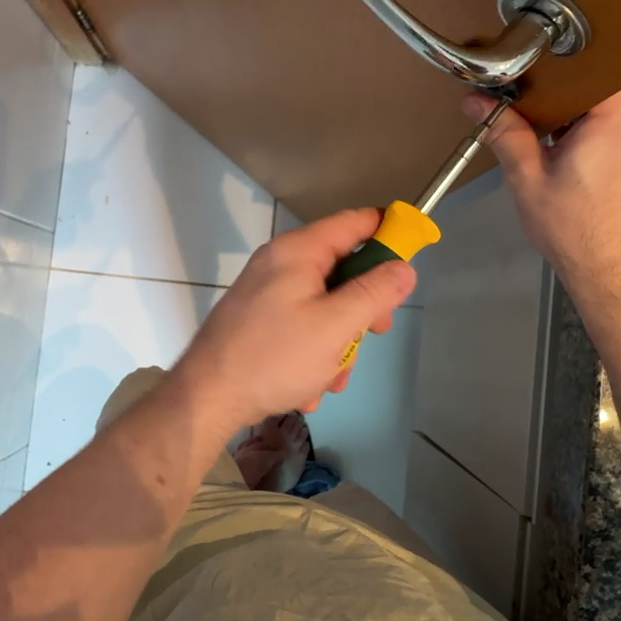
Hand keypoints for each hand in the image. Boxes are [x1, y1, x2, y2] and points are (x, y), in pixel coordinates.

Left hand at [170, 208, 416, 430]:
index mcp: (297, 252)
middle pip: (341, 270)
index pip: (354, 222)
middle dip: (362, 309)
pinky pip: (300, 330)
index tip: (414, 256)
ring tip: (327, 380)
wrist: (206, 398)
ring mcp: (265, 295)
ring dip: (336, 346)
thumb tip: (404, 267)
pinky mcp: (257, 323)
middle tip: (375, 335)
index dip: (389, 232)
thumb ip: (373, 293)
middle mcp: (279, 265)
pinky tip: (304, 389)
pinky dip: (310, 358)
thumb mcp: (335, 325)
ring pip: (324, 309)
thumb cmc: (273, 357)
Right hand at [463, 76, 620, 293]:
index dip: (574, 64)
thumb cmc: (578, 232)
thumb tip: (475, 101)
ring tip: (577, 154)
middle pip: (618, 81)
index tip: (548, 83)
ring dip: (603, 120)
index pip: (607, 58)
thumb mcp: (529, 180)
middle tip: (554, 131)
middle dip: (583, 100)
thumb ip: (505, 132)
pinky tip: (602, 166)